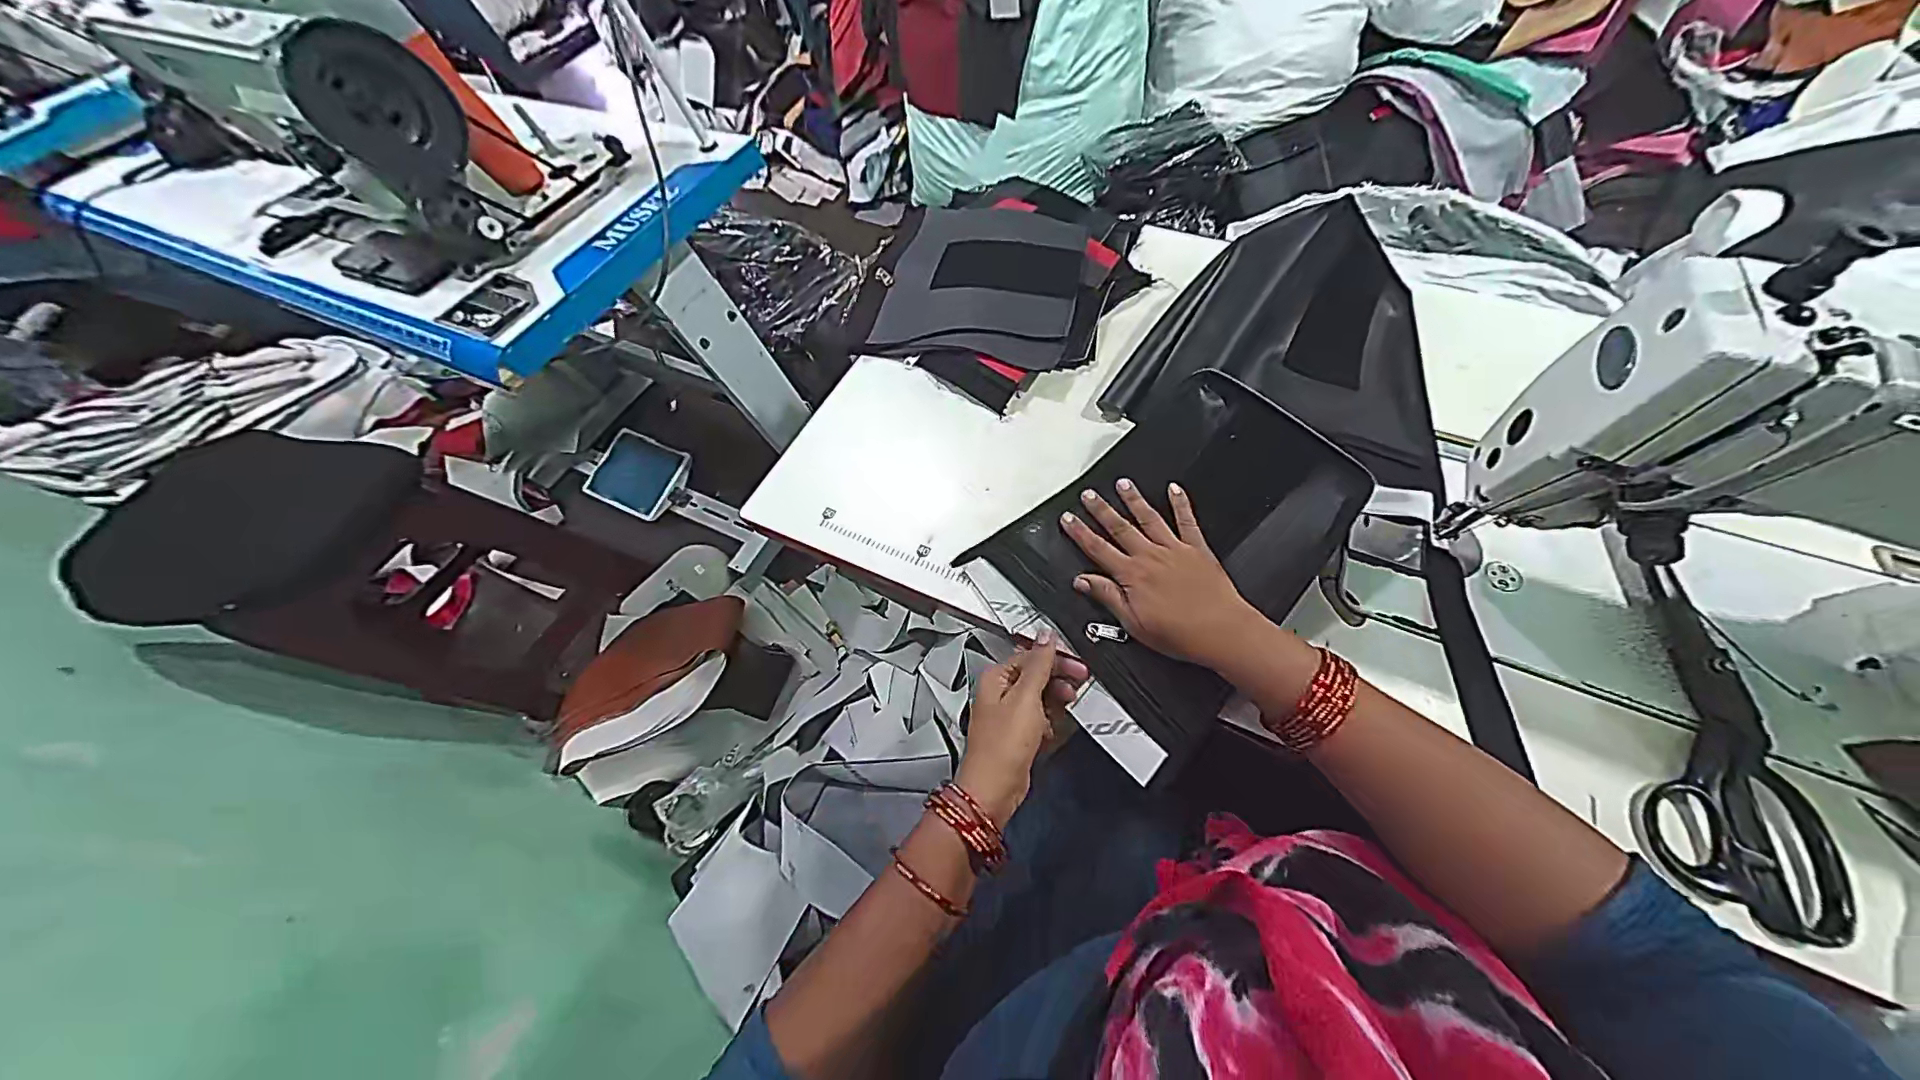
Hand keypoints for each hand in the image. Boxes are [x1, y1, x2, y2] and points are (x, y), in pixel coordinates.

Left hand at [955, 635, 1086, 824]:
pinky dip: (1050, 721)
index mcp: (996, 678)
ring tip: (1064, 707)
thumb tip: (1046, 638)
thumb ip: (1039, 665)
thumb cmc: (1000, 747)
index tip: (1076, 665)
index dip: (1056, 659)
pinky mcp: (1018, 734)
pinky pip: (1040, 719)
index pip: (1030, 656)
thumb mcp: (1026, 698)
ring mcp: (1009, 715)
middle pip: (1036, 675)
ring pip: (1040, 697)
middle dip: (1058, 680)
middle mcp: (1000, 694)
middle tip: (1076, 685)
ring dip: (1055, 702)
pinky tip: (1053, 728)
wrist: (995, 788)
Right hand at [1062, 480, 1265, 666]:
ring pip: (1149, 518)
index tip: (1069, 519)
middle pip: (1120, 527)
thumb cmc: (1180, 633)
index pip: (1098, 549)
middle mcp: (1151, 557)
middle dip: (1101, 509)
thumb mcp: (1133, 623)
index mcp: (1132, 575)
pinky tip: (1174, 489)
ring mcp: (1175, 550)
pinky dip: (1180, 503)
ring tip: (1122, 484)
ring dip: (1133, 500)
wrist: (1221, 631)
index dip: (1080, 532)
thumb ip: (1107, 596)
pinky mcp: (1198, 550)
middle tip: (1089, 494)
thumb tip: (1083, 582)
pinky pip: (1187, 521)